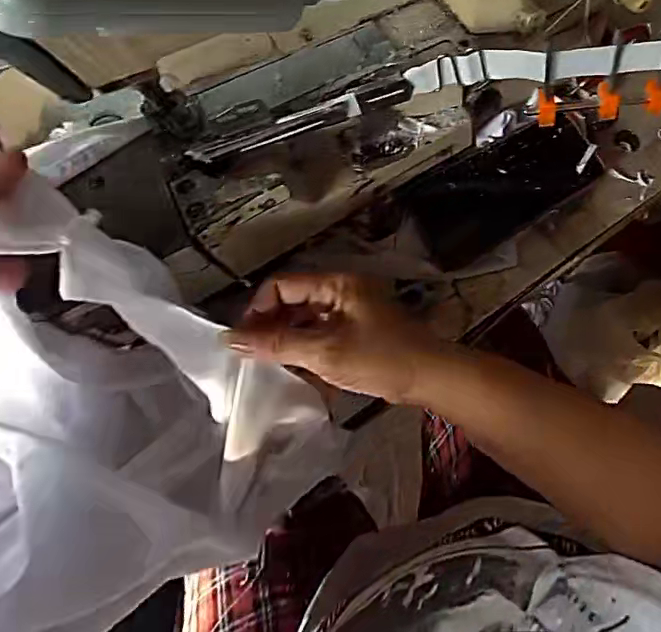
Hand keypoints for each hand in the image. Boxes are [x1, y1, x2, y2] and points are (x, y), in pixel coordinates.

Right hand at [225, 271, 451, 403]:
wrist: (428, 376)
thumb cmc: (379, 357)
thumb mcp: (325, 352)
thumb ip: (278, 344)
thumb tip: (232, 339)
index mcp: (336, 284)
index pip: (283, 285)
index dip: (258, 309)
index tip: (241, 341)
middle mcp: (341, 290)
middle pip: (293, 301)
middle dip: (269, 327)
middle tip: (249, 358)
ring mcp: (350, 310)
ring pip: (306, 319)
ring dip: (286, 341)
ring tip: (266, 368)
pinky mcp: (356, 330)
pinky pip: (321, 333)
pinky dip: (305, 350)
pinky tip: (293, 373)